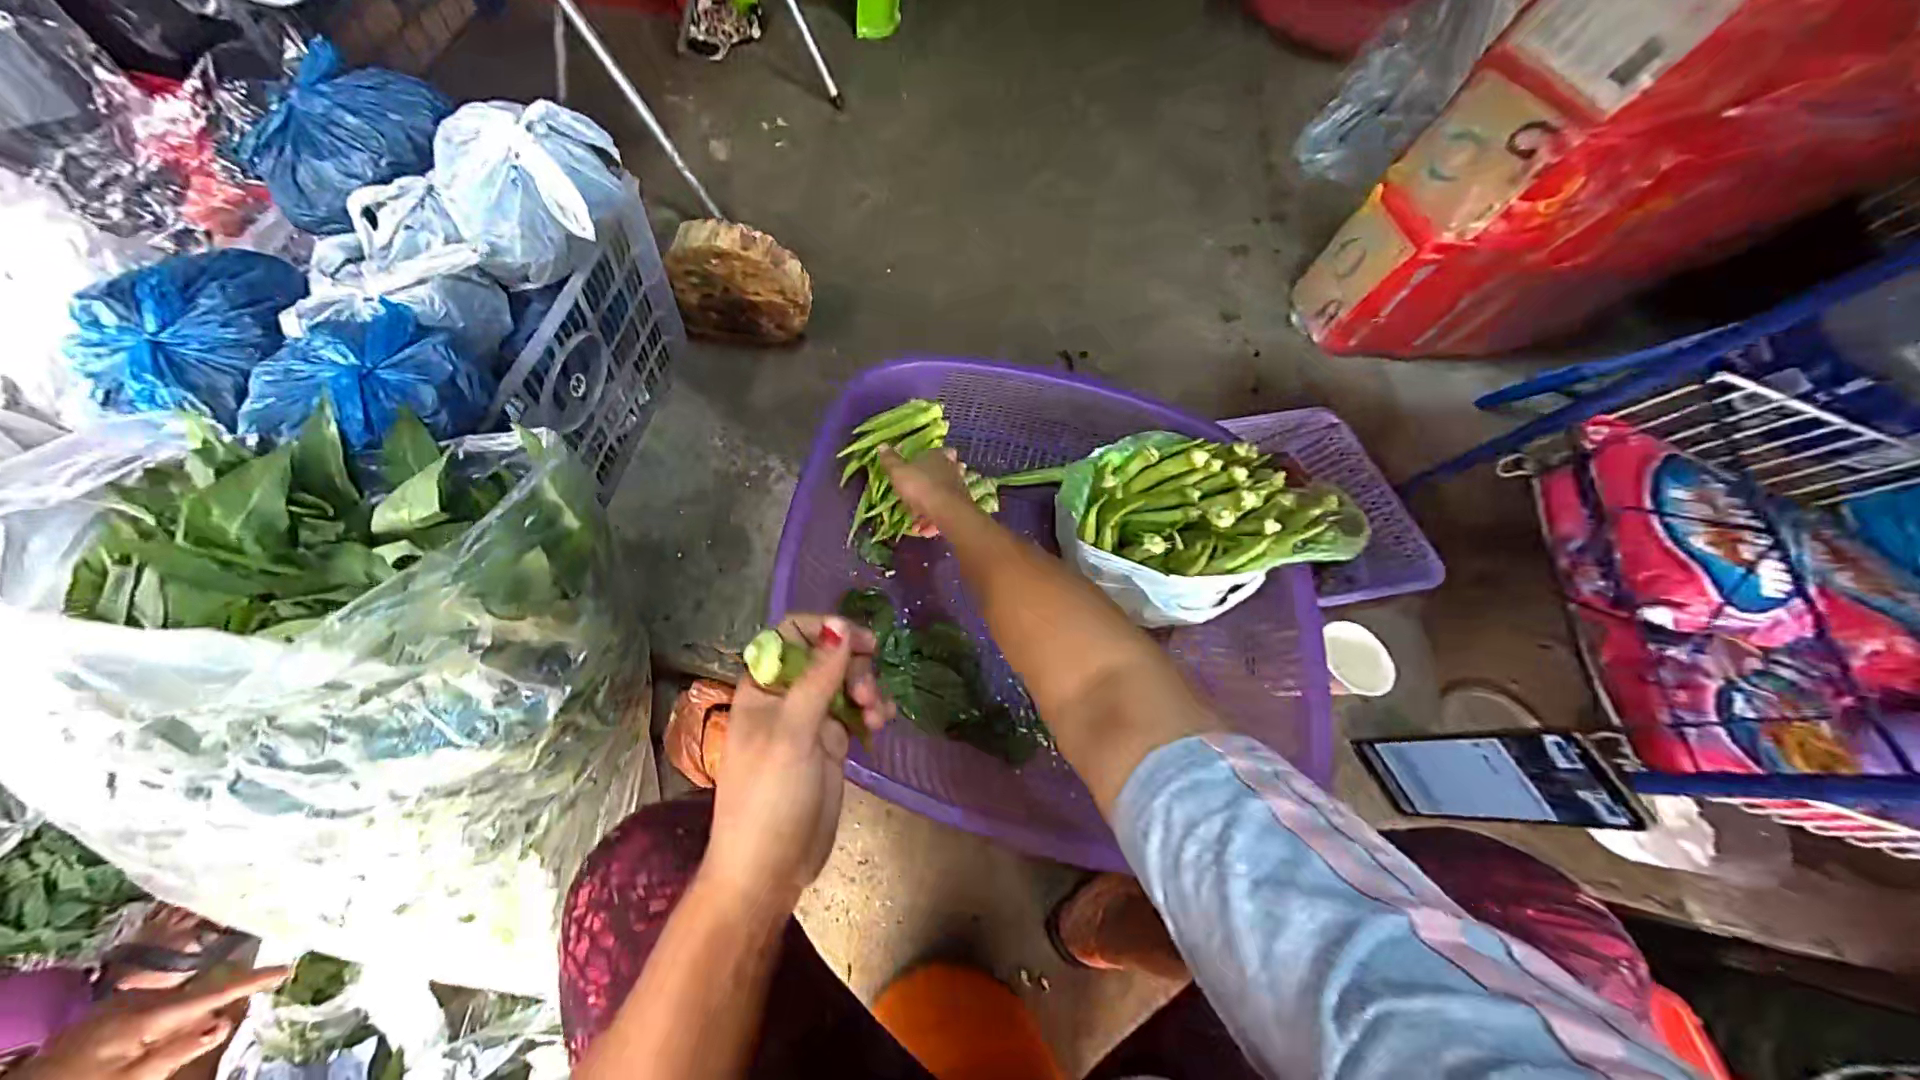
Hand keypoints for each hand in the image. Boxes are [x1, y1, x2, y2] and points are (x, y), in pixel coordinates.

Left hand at [15, 966, 288, 1079]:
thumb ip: (177, 1051)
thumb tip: (226, 1022)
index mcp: (147, 1015)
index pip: (213, 994)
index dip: (252, 981)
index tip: (288, 969)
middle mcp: (136, 1002)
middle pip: (195, 989)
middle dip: (229, 984)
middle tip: (266, 978)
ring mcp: (115, 1009)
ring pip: (175, 995)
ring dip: (203, 994)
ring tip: (230, 993)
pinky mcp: (101, 1019)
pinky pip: (154, 1003)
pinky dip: (178, 1004)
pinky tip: (180, 1013)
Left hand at [704, 616, 889, 912]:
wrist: (769, 868)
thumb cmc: (769, 796)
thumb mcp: (793, 732)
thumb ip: (818, 677)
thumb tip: (838, 626)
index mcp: (762, 687)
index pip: (790, 635)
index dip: (824, 631)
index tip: (858, 641)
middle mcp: (786, 697)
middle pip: (826, 657)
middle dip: (852, 667)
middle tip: (866, 693)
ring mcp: (809, 720)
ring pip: (845, 683)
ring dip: (866, 689)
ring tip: (877, 716)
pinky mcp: (830, 743)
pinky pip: (855, 712)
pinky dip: (872, 711)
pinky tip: (883, 722)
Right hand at [879, 447, 974, 536]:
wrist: (947, 512)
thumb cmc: (921, 487)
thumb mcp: (898, 472)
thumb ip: (890, 461)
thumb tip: (882, 445)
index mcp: (938, 457)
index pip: (938, 452)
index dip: (930, 459)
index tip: (919, 468)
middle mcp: (951, 471)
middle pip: (940, 475)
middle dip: (926, 488)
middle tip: (913, 500)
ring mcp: (958, 490)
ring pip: (941, 497)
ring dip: (928, 510)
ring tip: (916, 522)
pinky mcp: (961, 508)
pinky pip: (944, 514)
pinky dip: (934, 522)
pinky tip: (924, 530)